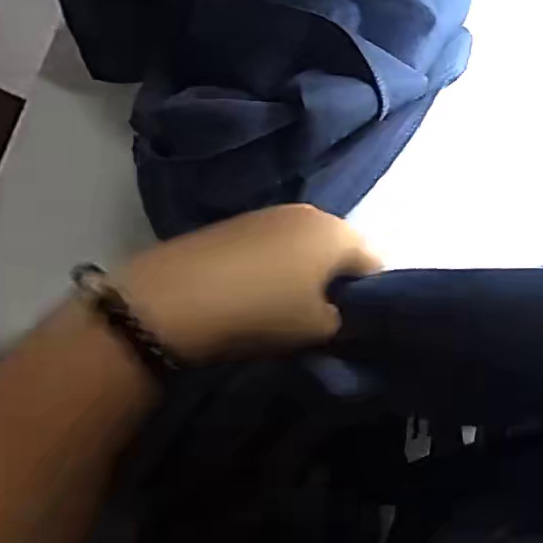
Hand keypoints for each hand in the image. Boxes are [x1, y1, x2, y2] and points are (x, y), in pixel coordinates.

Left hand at [111, 205, 380, 362]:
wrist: (166, 302)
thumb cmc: (261, 312)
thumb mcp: (320, 330)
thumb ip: (347, 319)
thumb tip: (343, 312)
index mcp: (341, 233)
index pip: (376, 262)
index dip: (371, 294)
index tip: (353, 320)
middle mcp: (313, 213)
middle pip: (342, 248)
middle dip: (338, 277)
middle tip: (321, 313)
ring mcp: (271, 213)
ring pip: (307, 243)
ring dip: (305, 270)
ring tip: (284, 303)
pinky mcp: (236, 222)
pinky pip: (274, 243)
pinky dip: (274, 264)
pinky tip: (254, 291)